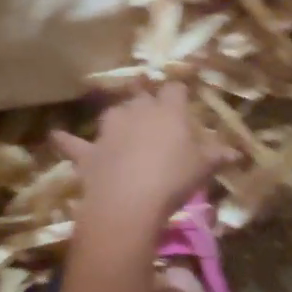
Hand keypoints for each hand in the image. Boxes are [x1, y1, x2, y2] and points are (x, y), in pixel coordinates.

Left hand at [50, 84, 232, 234]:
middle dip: (147, 102)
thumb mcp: (203, 169)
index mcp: (168, 111)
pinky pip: (72, 143)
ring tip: (122, 126)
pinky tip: (55, 135)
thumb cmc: (173, 180)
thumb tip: (236, 152)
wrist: (128, 202)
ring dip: (117, 116)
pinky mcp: (89, 152)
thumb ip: (217, 156)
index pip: (175, 89)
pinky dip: (65, 140)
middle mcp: (137, 112)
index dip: (178, 93)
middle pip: (142, 96)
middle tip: (155, 116)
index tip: (183, 99)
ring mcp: (109, 130)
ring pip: (112, 112)